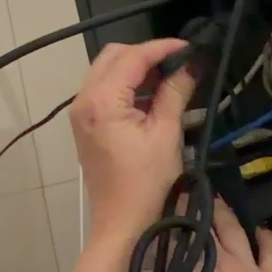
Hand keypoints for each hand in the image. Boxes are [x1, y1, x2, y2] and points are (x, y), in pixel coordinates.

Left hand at [71, 39, 194, 244]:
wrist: (122, 223)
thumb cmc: (147, 182)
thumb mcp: (167, 134)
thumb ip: (176, 92)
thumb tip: (191, 64)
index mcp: (101, 101)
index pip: (132, 57)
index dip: (163, 48)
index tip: (191, 48)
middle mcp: (83, 100)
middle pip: (114, 56)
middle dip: (146, 55)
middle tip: (179, 64)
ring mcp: (80, 113)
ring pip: (107, 71)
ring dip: (137, 70)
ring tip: (170, 79)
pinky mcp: (85, 125)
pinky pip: (104, 90)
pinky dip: (127, 86)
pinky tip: (152, 97)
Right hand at [159, 199, 271, 271]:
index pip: (175, 237)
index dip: (167, 218)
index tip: (159, 201)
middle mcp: (221, 262)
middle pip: (206, 226)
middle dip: (193, 207)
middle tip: (184, 192)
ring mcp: (252, 270)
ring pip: (236, 231)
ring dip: (225, 213)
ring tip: (216, 198)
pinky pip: (271, 252)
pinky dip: (266, 237)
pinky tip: (261, 229)